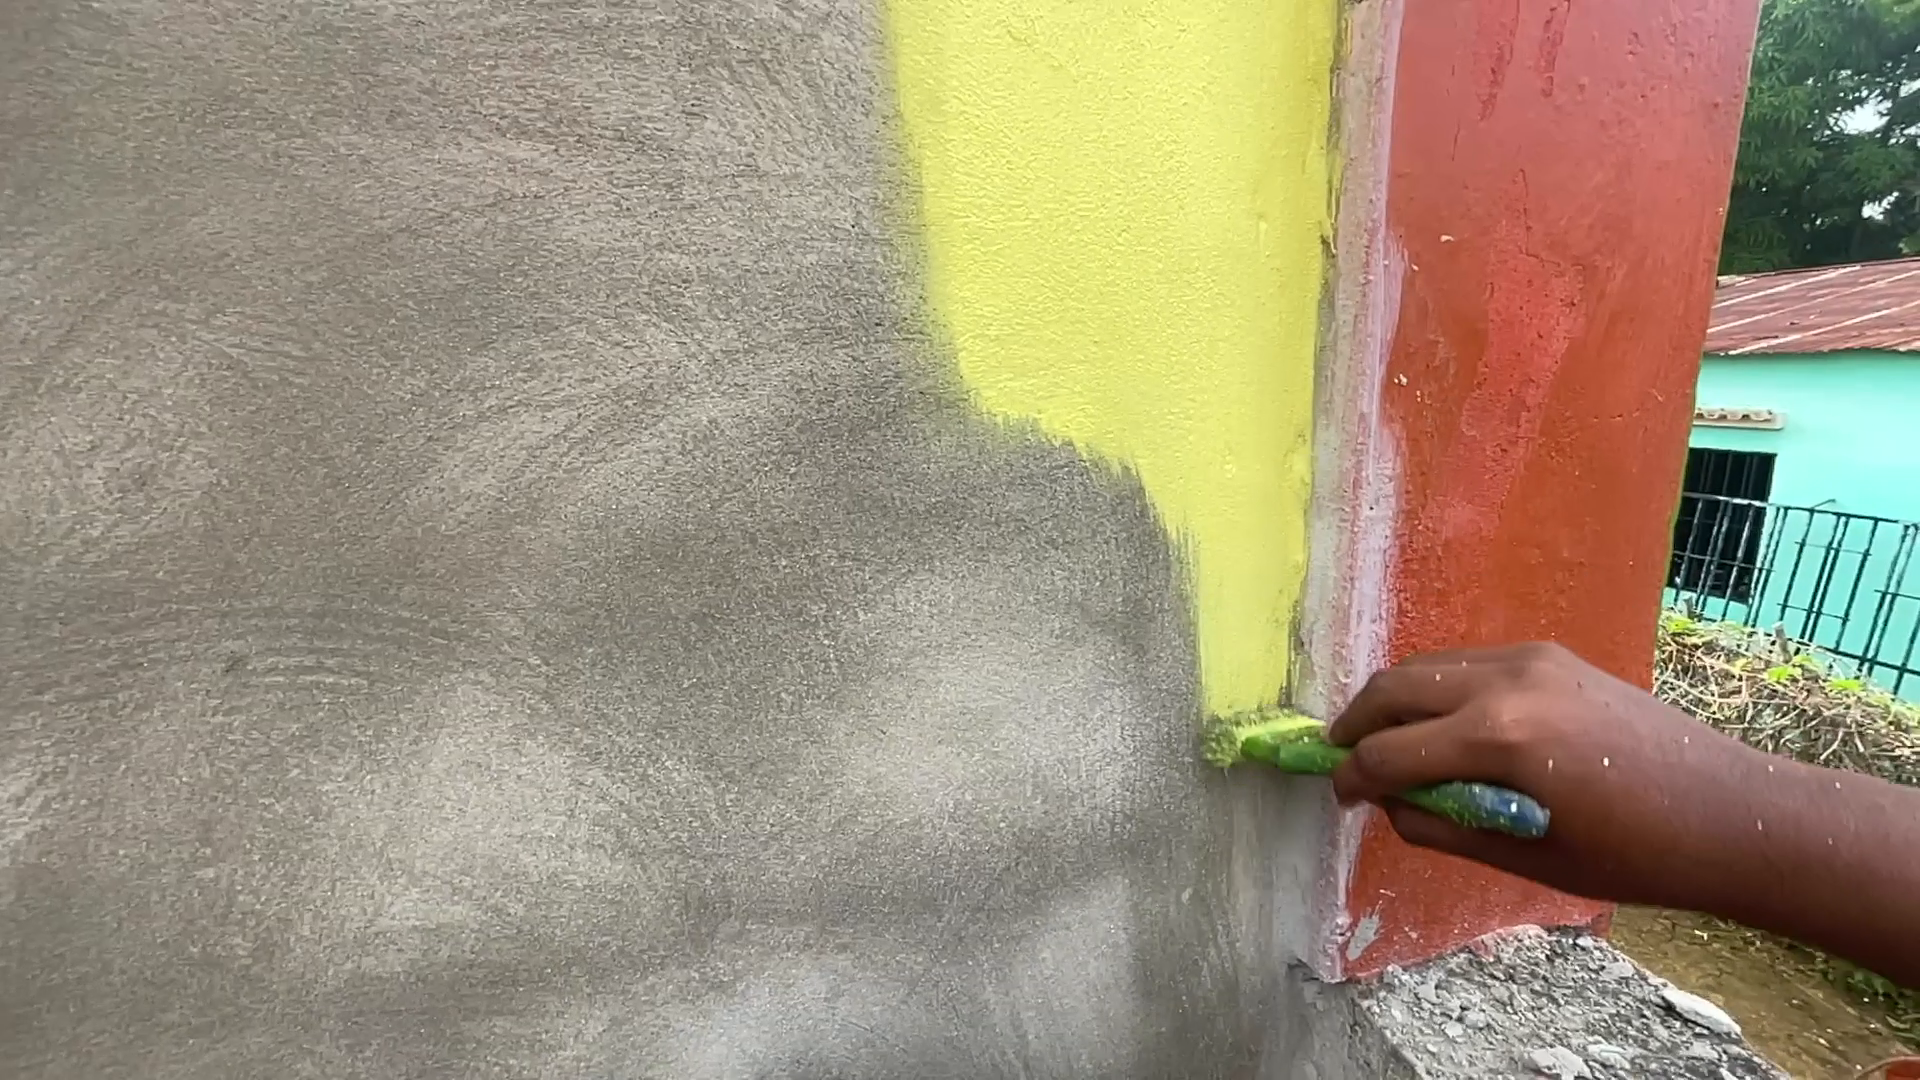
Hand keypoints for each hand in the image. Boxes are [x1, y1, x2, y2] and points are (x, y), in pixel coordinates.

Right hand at [1326, 642, 1775, 908]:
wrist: (1743, 813)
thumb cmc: (1638, 854)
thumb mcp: (1527, 858)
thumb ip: (1439, 827)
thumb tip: (1388, 801)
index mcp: (1499, 740)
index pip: (1388, 753)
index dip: (1352, 777)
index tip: (1341, 794)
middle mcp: (1501, 683)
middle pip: (1389, 690)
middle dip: (1353, 723)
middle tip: (1342, 752)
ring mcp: (1523, 658)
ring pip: (1418, 666)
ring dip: (1387, 700)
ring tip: (1379, 731)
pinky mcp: (1540, 652)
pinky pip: (1459, 662)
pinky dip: (1431, 687)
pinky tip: (1438, 716)